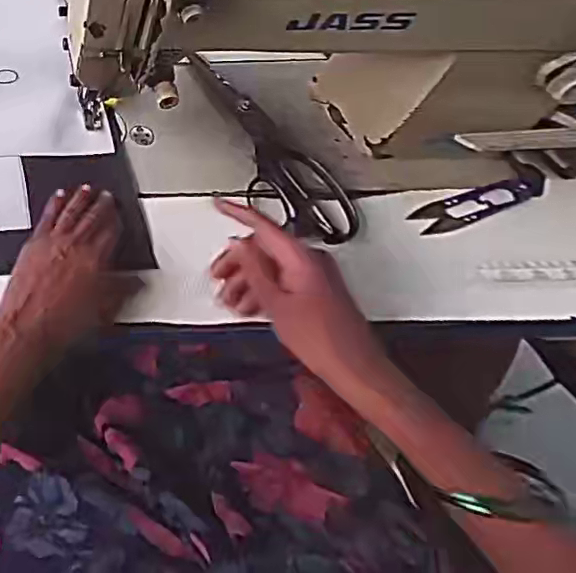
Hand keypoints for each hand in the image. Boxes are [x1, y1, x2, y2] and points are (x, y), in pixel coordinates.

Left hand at [0, 185, 132, 364]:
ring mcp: (53, 241)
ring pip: (71, 212)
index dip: (117, 221)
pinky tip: (58, 197)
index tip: (120, 214)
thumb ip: (120, 291)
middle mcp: (75, 245)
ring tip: (86, 188)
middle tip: (107, 195)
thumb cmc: (60, 325)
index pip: (111, 233)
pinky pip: (47, 216)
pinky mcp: (34, 242)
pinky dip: (54, 204)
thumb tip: (135, 283)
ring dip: (80, 198)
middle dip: (102, 205)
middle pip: (92, 218)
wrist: (26, 328)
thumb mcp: (101, 312)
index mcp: (95, 261)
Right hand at [208, 198, 382, 380]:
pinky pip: (284, 277)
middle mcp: (310, 259)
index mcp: (300, 256)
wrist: (356, 370)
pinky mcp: (317, 288)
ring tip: (230, 299)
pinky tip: (250, 304)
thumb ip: (253, 269)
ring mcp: (315, 273)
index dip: (236, 213)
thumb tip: (238, 245)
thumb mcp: (275, 303)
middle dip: (237, 262)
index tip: (219, 204)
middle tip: (218, 274)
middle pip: (264, 247)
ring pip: (272, 265)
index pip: (262, 225)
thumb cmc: (324, 342)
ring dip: (248, 279)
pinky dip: (265, 288)